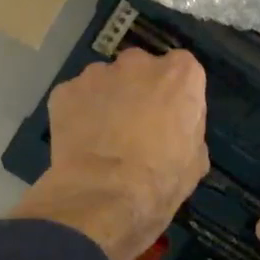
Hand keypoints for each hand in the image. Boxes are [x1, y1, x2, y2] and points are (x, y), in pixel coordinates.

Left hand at [11, 49, 208, 259]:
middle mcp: (138, 63)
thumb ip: (187, 130)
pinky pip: (75, 98)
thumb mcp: (194, 160)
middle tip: (134, 125)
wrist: (104, 196)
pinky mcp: (65, 91)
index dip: (173, 95)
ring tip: (102, 138)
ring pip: (104, 81)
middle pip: (140, 69)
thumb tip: (176, 131)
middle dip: (138, 90)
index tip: (169, 116)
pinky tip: (80, 143)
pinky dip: (77, 114)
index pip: (181, 70)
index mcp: (179, 74)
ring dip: (106, 100)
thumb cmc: (161, 181)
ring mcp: (97, 74)